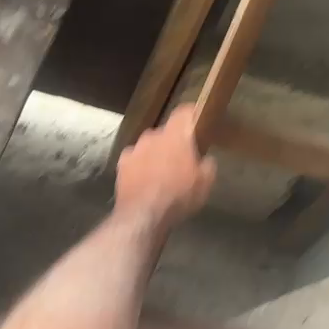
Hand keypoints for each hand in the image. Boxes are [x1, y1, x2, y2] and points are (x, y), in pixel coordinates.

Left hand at [115, 103, 216, 229]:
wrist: (144, 217)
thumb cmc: (179, 196)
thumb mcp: (206, 183)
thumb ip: (207, 164)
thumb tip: (204, 159)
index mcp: (176, 135)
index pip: (184, 112)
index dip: (191, 114)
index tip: (197, 121)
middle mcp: (153, 136)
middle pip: (166, 131)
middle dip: (173, 142)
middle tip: (181, 159)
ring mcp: (135, 149)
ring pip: (149, 145)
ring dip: (156, 154)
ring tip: (161, 173)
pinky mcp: (121, 164)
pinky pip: (135, 159)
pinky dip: (140, 166)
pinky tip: (145, 181)